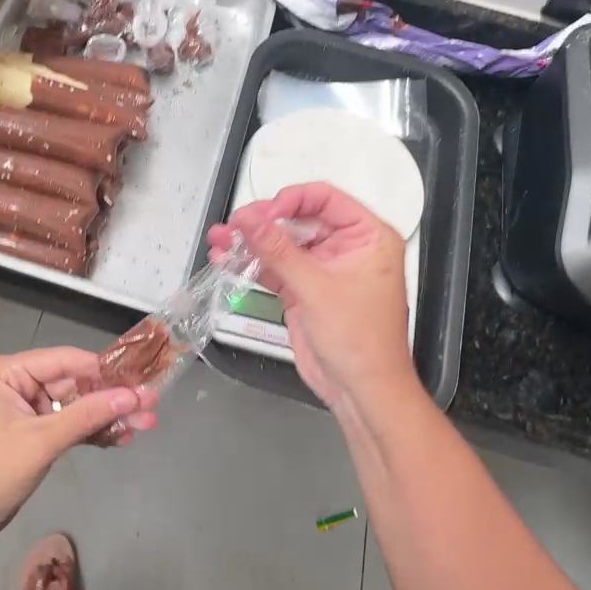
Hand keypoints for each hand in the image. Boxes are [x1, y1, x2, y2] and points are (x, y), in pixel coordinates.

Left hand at [0, 347, 157, 540]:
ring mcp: (26, 410)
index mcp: (9, 372)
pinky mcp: (33, 434)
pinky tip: (121, 438)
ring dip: (108, 416)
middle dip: (112, 397)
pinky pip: (69, 426)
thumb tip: (133, 396)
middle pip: (75, 383)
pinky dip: (92, 432)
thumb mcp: (40, 442)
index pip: (67, 360)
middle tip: (152, 407)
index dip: (106, 371)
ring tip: (146, 425)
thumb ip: (87, 416)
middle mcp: (18, 383)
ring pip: (76, 406)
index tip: (143, 380)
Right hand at [208, 182, 415, 410]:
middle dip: (264, 222)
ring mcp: (324, 269)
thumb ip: (277, 250)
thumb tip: (252, 220)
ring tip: (222, 239)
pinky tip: (228, 259)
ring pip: (282, 243)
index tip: (263, 214)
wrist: (361, 390)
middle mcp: (347, 248)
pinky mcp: (305, 290)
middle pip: (299, 218)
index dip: (291, 201)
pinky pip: (275, 267)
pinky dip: (252, 264)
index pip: (325, 199)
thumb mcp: (316, 288)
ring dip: (252, 242)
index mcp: (367, 237)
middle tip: (236, 225)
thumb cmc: (364, 343)